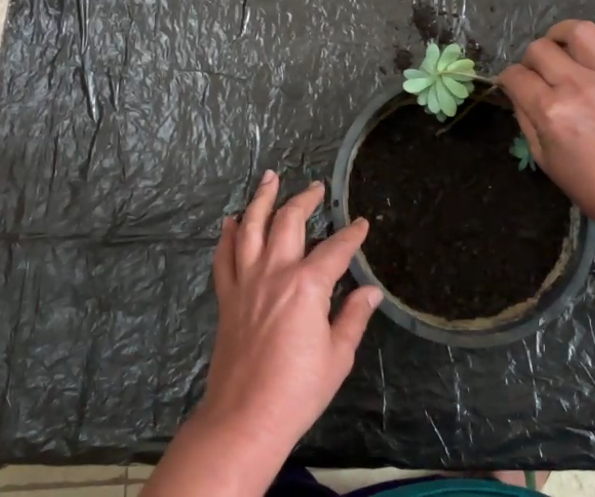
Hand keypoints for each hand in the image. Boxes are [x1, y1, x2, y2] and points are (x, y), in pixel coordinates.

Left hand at [192, 171, 381, 458]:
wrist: (244, 417)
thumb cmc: (298, 391)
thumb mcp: (338, 356)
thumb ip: (353, 317)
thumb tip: (370, 291)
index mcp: (307, 286)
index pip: (335, 249)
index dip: (352, 235)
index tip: (361, 223)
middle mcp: (274, 273)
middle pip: (288, 222)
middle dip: (304, 200)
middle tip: (316, 188)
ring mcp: (246, 282)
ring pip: (251, 227)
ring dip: (262, 199)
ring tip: (270, 178)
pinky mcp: (227, 297)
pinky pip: (224, 256)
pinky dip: (228, 235)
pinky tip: (232, 221)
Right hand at [497, 0, 594, 231]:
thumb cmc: (590, 186)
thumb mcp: (543, 159)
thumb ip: (526, 118)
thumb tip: (517, 91)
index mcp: (550, 110)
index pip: (515, 77)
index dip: (508, 81)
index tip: (513, 87)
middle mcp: (578, 86)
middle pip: (540, 49)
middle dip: (531, 61)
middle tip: (538, 77)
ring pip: (580, 31)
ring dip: (563, 33)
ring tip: (560, 45)